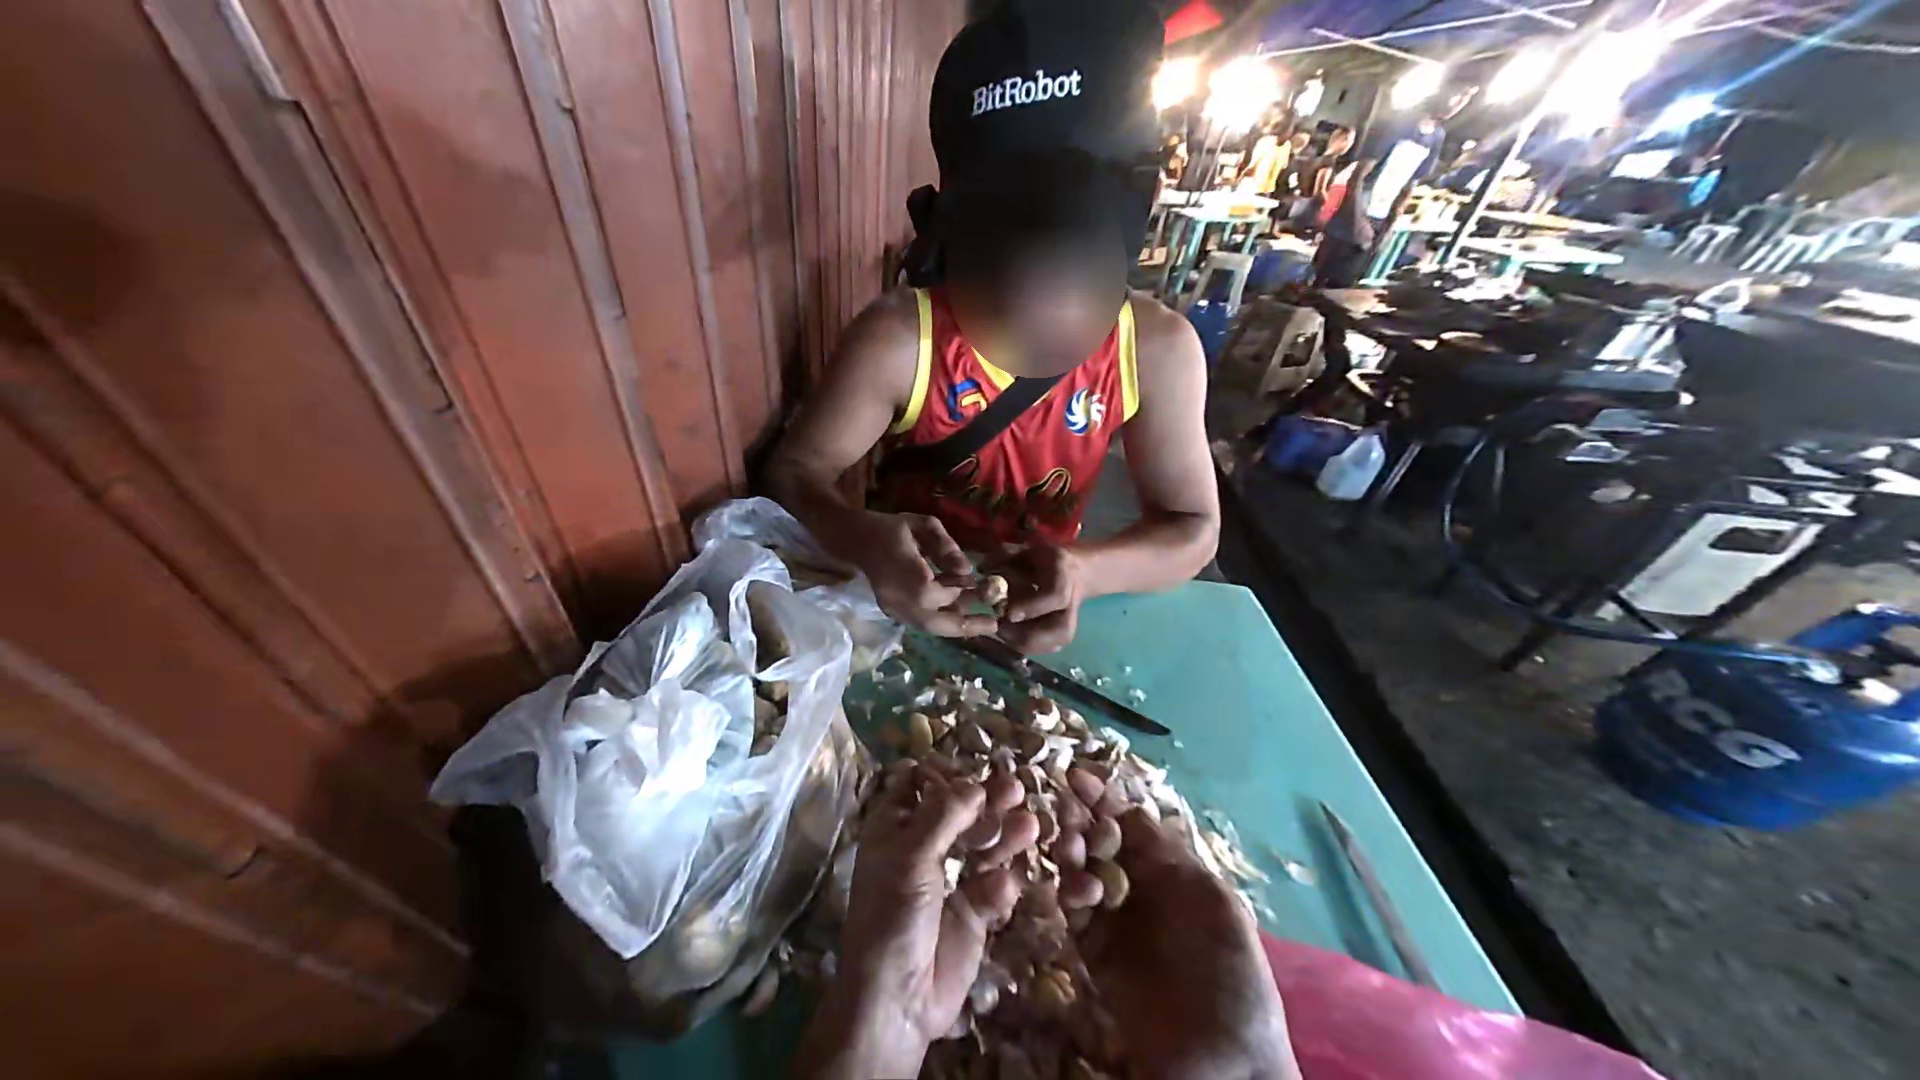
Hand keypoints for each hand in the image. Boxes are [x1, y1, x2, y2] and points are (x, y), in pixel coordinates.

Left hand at [799, 764, 1039, 1077]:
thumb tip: (975, 783)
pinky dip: (1003, 882)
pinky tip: (1006, 885)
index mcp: (895, 828)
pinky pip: (995, 884)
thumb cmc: (892, 916)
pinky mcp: (975, 910)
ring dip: (1005, 834)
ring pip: (984, 844)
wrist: (898, 1000)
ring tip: (1030, 824)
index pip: (921, 785)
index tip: (975, 770)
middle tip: (1016, 789)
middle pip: (961, 812)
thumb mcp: (911, 858)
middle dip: (987, 801)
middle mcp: (923, 847)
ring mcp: (951, 878)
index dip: (946, 776)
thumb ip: (945, 816)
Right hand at [847, 512, 996, 637]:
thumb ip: (947, 547)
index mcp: (907, 577)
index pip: (943, 594)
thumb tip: (968, 572)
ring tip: (981, 623)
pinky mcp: (891, 612)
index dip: (962, 589)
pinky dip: (941, 621)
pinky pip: (920, 623)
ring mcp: (892, 609)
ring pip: (928, 627)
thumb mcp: (922, 525)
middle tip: (993, 624)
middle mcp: (899, 599)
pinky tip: (958, 614)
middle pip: (936, 624)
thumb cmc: (890, 527)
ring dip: (955, 626)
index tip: (979, 583)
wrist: (854, 539)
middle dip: (966, 626)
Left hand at [992, 544, 1085, 654]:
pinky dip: (1028, 645)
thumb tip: (982, 568)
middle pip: (1061, 630)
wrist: (1070, 571)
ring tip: (1003, 631)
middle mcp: (1073, 600)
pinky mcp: (1066, 633)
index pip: (1056, 595)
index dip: (1034, 607)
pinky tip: (1011, 635)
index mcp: (1063, 573)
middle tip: (1000, 629)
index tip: (1010, 614)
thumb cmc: (1040, 559)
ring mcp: (1073, 619)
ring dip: (1025, 643)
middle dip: (1028, 636)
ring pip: (1055, 643)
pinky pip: (1049, 647)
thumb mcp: (1022, 549)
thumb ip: (1002, 557)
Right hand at [1062, 773, 1299, 1079]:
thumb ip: (1166, 853)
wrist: (1222, 1062)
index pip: (1130, 822)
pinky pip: (1074, 912)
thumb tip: (1125, 809)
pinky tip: (1080, 893)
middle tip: (1067, 811)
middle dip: (1083, 820)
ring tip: (1073, 849)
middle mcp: (1140, 887)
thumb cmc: (1229, 971)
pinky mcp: (1093, 951)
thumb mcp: (1211, 900)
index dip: (1105, 797)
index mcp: (1172, 869)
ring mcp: (1114, 919)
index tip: (1076, 775)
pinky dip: (1071, 894)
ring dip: (1073, 853)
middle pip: (1100, 840)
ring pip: (1081, 871)